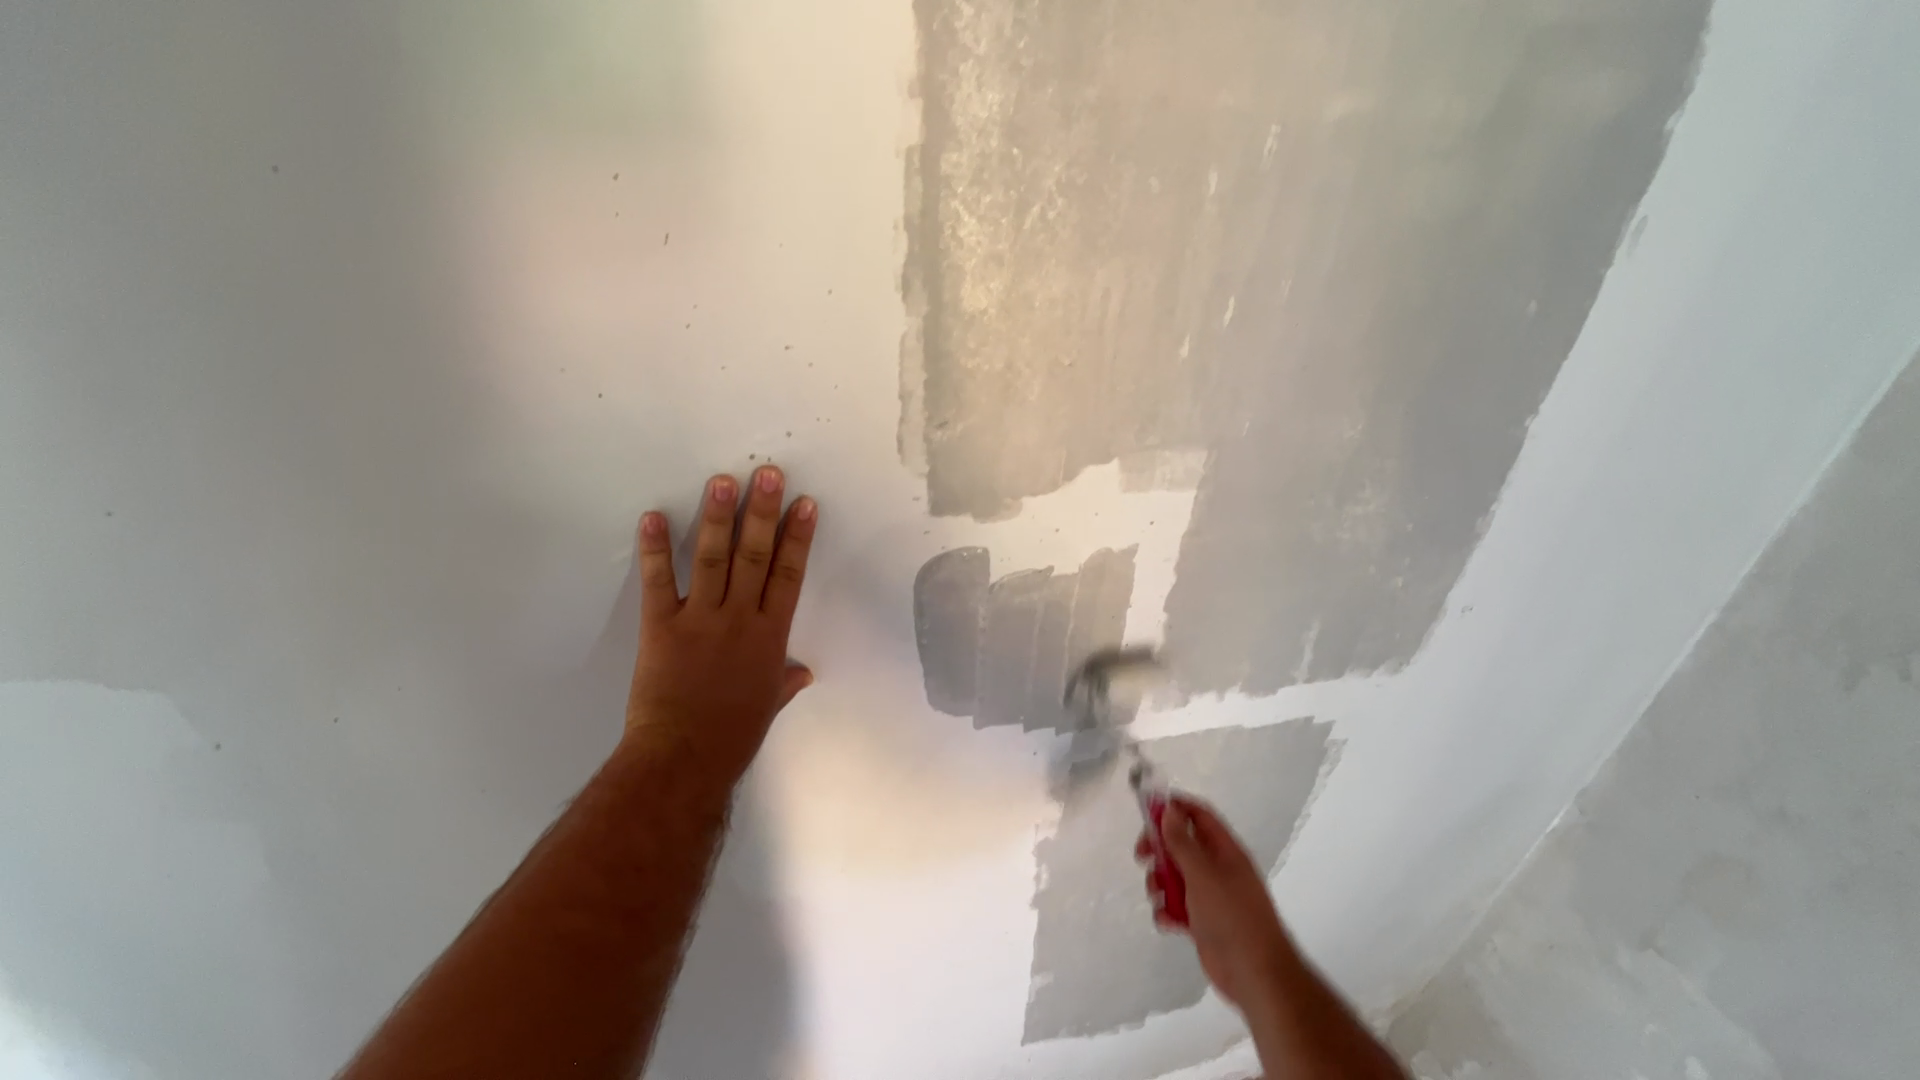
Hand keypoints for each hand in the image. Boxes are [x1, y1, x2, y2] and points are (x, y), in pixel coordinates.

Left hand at [627, 467, 816, 783]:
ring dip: (718, 517)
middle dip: (762, 512)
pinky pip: (658, 581)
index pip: (789, 575)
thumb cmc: (731, 736)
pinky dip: (655, 549)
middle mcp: (741, 618)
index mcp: (771, 636)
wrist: (683, 758)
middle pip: (755, 555)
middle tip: (767, 473)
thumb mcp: (767, 707)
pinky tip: (654, 517)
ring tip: (723, 481)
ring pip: (714, 559)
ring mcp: (701, 619)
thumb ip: (785, 684)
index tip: (805, 504)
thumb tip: (804, 674)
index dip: (798, 537)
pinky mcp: (661, 626)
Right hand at [1137, 797, 1292, 1012]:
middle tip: (1142, 857)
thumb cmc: (1231, 916)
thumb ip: (1182, 842)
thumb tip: (1168, 810)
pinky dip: (1168, 912)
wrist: (1256, 974)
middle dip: (1159, 850)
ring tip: (1160, 899)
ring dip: (1160, 884)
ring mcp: (1210, 896)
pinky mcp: (1202, 921)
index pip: (1198, 815)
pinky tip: (1169, 923)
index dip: (1174, 808)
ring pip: (1174, 877)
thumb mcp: (1202, 874)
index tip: (1146, 811)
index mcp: (1225, 850)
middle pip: (1181, 845)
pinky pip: (1176, 906)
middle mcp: (1218, 868)